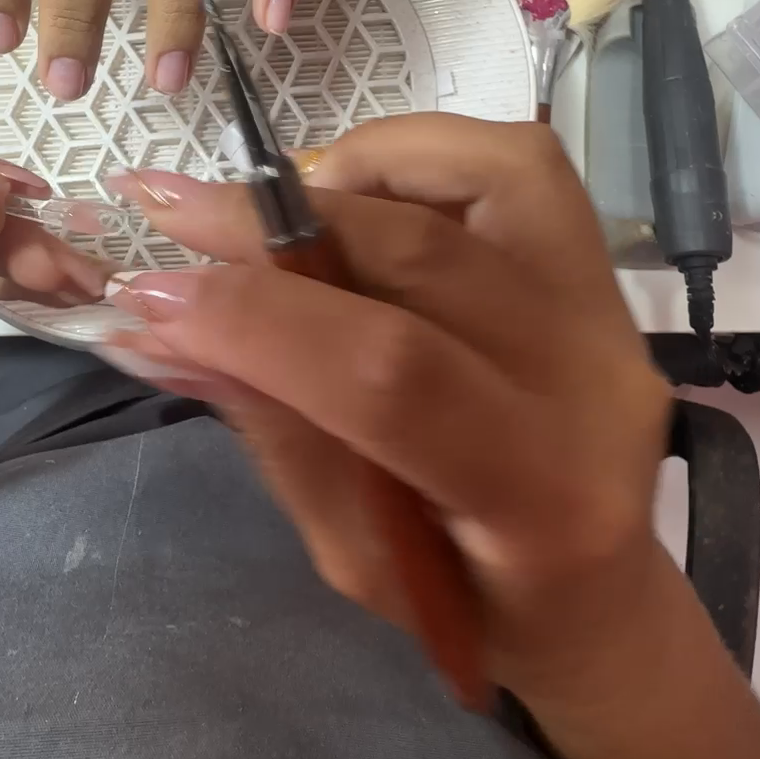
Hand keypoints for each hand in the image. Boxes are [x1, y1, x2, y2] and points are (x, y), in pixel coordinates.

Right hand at [99, 114, 677, 708]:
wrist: (599, 587)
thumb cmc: (471, 601)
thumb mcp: (353, 552)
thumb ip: (269, 428)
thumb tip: (159, 328)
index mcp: (534, 493)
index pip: (385, 371)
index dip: (256, 317)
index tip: (149, 291)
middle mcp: (591, 380)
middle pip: (424, 254)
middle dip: (272, 224)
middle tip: (171, 208)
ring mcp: (610, 311)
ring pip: (489, 172)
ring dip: (360, 168)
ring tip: (282, 202)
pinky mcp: (605, 269)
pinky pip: (517, 164)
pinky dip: (421, 157)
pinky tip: (362, 196)